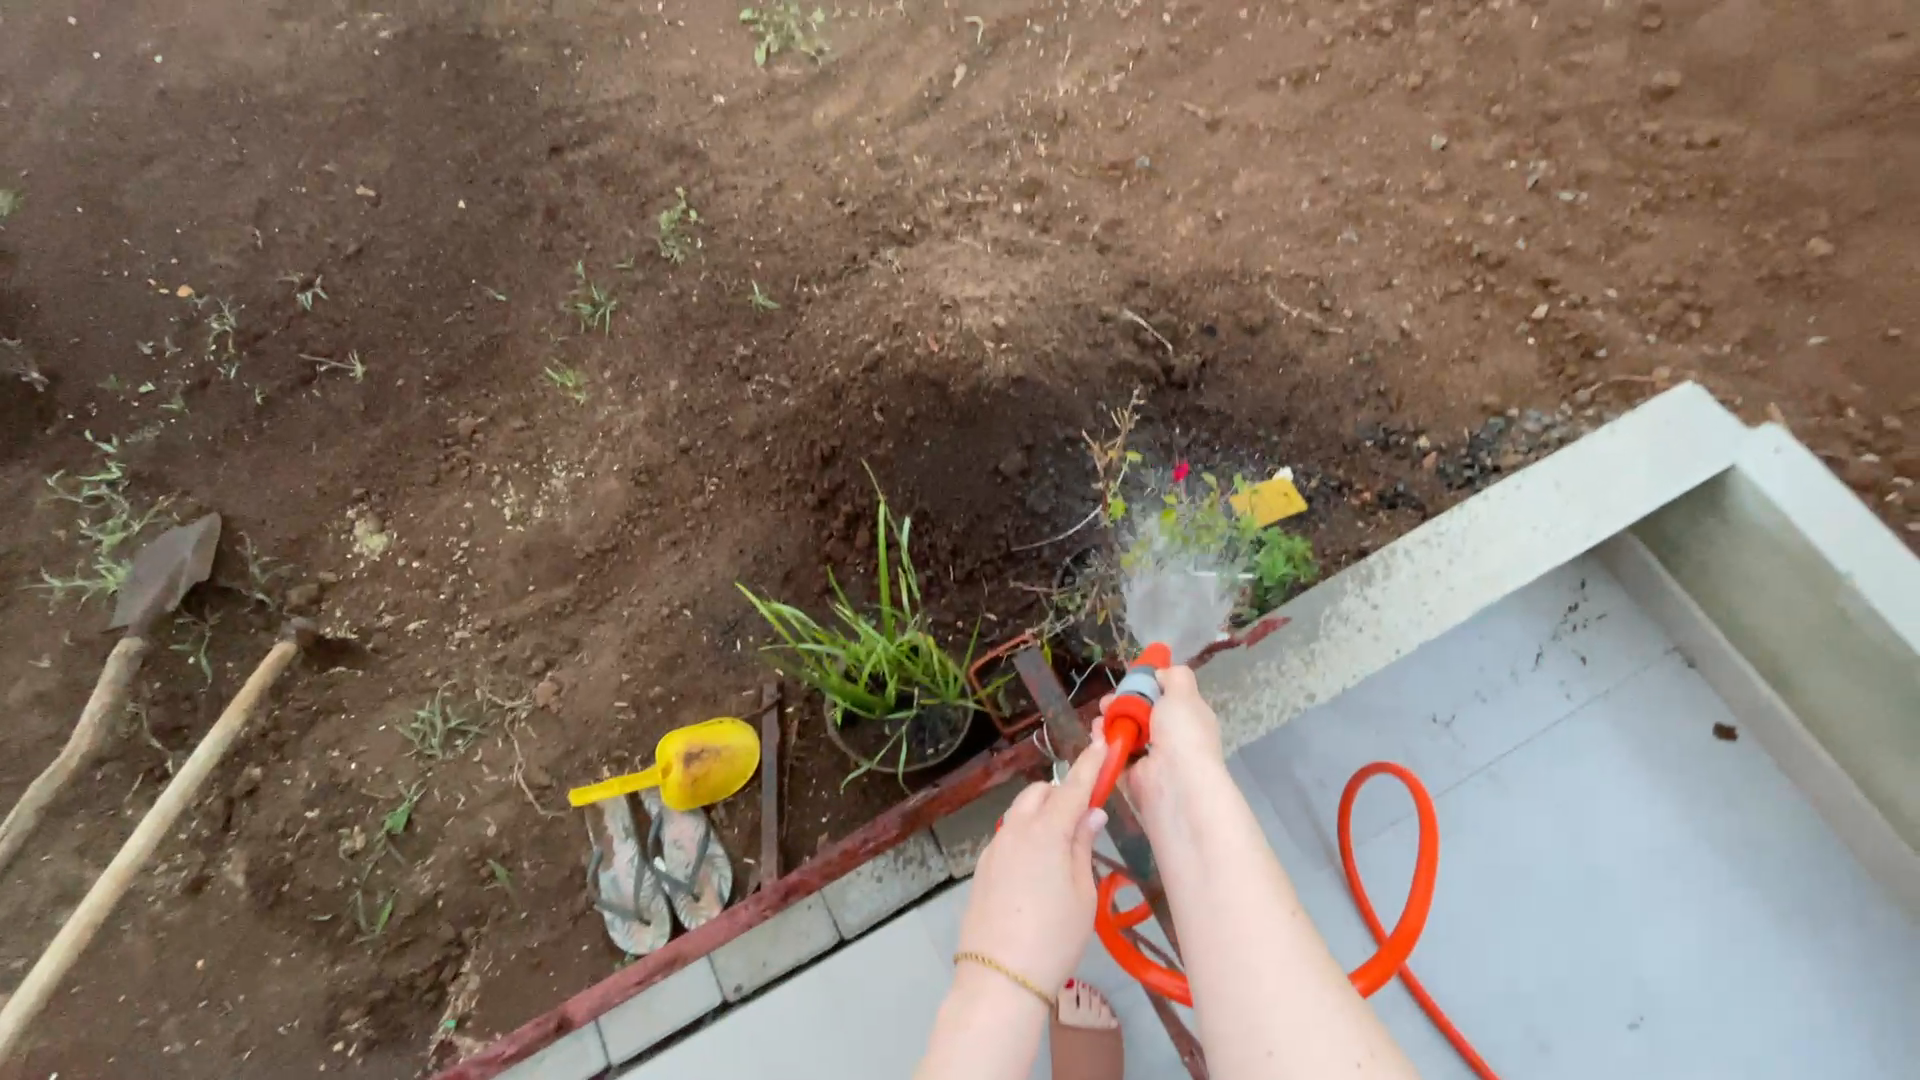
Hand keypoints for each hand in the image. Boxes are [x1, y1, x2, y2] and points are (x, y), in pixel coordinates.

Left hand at [954, 736, 1109, 996]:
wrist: (999, 977)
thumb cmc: (1053, 938)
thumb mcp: (1083, 894)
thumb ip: (1083, 846)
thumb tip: (1089, 813)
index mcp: (1046, 832)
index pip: (1072, 787)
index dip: (1089, 764)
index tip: (1102, 743)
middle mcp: (1016, 830)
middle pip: (1040, 793)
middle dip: (1061, 792)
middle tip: (1084, 814)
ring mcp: (995, 847)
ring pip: (1021, 813)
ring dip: (1042, 813)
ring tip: (1062, 845)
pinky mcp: (983, 867)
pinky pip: (1009, 836)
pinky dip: (1027, 835)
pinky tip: (1038, 869)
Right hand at [1107, 665, 1226, 846]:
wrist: (1175, 784)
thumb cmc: (1183, 734)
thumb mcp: (1184, 694)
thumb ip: (1175, 677)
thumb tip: (1161, 674)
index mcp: (1188, 719)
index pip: (1166, 699)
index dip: (1147, 688)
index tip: (1131, 681)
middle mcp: (1172, 739)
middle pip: (1141, 715)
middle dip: (1121, 704)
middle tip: (1106, 701)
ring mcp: (1152, 759)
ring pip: (1125, 734)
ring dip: (1109, 722)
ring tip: (1099, 717)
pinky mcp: (1132, 777)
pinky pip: (1115, 755)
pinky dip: (1103, 744)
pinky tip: (1096, 735)